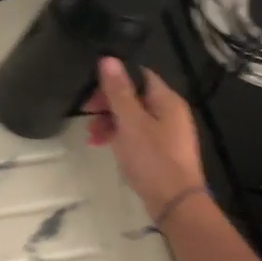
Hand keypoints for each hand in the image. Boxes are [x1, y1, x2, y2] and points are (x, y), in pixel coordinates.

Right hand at [85, 58, 207, 219]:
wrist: (175, 201)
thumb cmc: (152, 157)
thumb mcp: (130, 121)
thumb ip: (118, 91)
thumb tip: (108, 59)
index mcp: (166, 100)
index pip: (139, 75)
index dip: (114, 79)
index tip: (92, 91)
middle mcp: (170, 112)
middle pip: (135, 96)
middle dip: (108, 103)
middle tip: (86, 113)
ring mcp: (166, 133)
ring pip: (133, 117)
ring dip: (110, 121)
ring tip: (92, 135)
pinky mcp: (160, 151)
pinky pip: (136, 134)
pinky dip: (119, 136)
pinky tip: (102, 145)